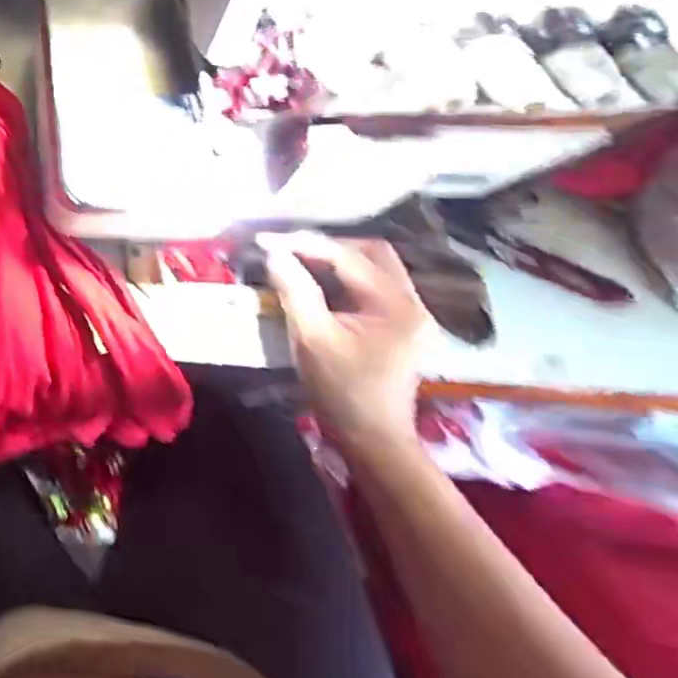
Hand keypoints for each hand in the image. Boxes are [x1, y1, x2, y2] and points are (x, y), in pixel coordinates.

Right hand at [258, 233, 435, 454]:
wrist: (371, 436)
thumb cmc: (341, 389)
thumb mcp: (310, 337)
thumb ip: (295, 290)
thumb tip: (273, 253)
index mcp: (396, 306)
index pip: (349, 257)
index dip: (304, 244)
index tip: (265, 241)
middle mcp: (412, 303)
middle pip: (371, 253)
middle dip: (326, 245)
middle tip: (285, 250)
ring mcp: (409, 314)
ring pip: (372, 267)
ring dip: (333, 260)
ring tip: (295, 263)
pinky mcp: (399, 324)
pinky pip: (370, 286)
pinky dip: (341, 278)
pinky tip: (315, 284)